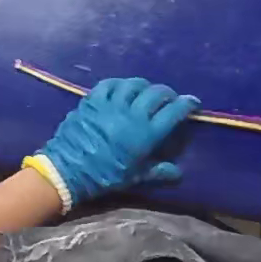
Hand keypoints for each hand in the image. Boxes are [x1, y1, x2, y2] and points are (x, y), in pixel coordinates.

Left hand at [34, 78, 198, 207]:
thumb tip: (178, 172)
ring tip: (145, 91)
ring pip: (133, 85)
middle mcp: (132, 114)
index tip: (192, 102)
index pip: (173, 112)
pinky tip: (121, 87)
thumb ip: (158, 172)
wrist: (68, 169)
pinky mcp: (92, 101)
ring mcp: (111, 105)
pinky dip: (118, 84)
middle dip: (167, 93)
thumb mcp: (135, 178)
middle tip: (168, 98)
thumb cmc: (104, 176)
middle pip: (156, 93)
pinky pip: (108, 84)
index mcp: (146, 134)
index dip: (186, 104)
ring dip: (143, 86)